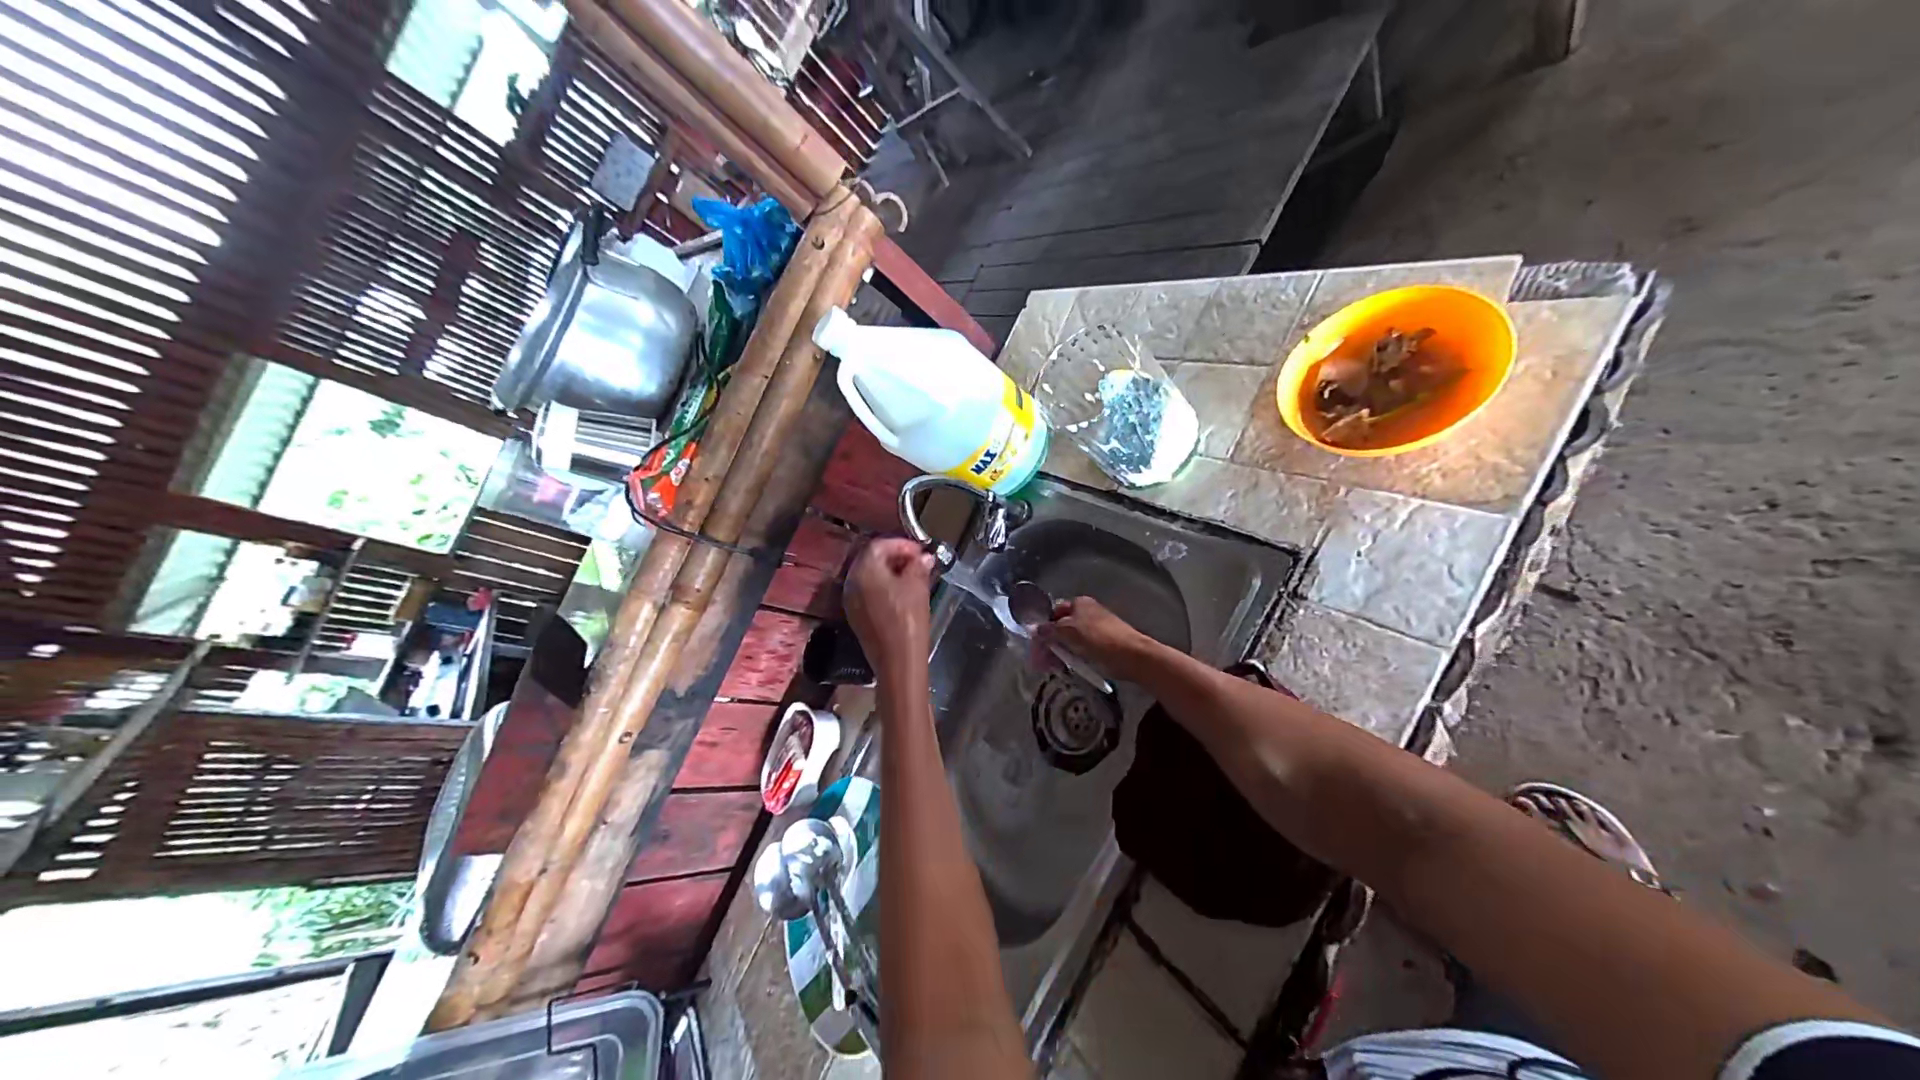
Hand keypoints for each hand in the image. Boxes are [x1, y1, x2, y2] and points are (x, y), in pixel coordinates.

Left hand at [843, 537, 936, 679]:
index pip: (879, 545)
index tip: (920, 551)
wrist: (897, 660)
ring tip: (912, 577)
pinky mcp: (856, 616)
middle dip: (894, 556)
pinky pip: (867, 592)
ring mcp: (850, 600)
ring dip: (888, 572)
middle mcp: (851, 582)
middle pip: (870, 559)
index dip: (901, 544)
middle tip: (917, 561)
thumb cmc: (908, 619)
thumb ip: (918, 566)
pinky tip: (901, 594)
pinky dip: (882, 587)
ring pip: (868, 576)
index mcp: (864, 571)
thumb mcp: (917, 587)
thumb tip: (923, 558)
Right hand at [1040, 595, 1154, 670]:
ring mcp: (1093, 629)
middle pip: (1059, 628)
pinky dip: (1071, 657)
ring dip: (1057, 653)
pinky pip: (1079, 649)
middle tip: (1040, 662)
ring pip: (1068, 640)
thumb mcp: (1069, 632)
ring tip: (1052, 668)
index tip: (1035, 646)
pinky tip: (1065, 667)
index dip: (1042, 628)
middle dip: (1048, 644)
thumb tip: (1033, 629)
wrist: (1131, 655)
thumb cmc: (1099, 638)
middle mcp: (1085, 613)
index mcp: (1078, 603)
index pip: (1052, 612)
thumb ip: (1049, 630)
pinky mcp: (1100, 645)